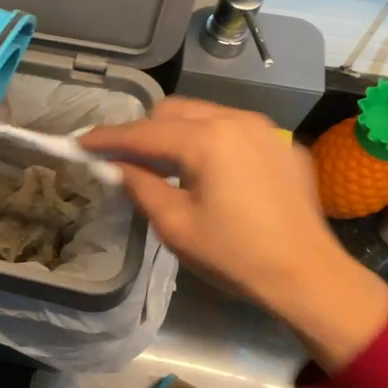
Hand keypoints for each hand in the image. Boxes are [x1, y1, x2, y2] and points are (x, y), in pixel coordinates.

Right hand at [79, 98, 387, 370]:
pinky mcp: (284, 146)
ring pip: (205, 115)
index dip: (107, 138)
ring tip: (164, 166)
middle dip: (144, 131)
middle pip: (174, 112)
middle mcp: (237, 120)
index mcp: (207, 140)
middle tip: (123, 160)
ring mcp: (266, 130)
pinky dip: (211, 143)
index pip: (143, 132)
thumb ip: (140, 185)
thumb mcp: (175, 226)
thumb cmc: (234, 256)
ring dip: (177, 134)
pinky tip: (209, 174)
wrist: (307, 275)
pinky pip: (235, 131)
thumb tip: (117, 166)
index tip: (80, 143)